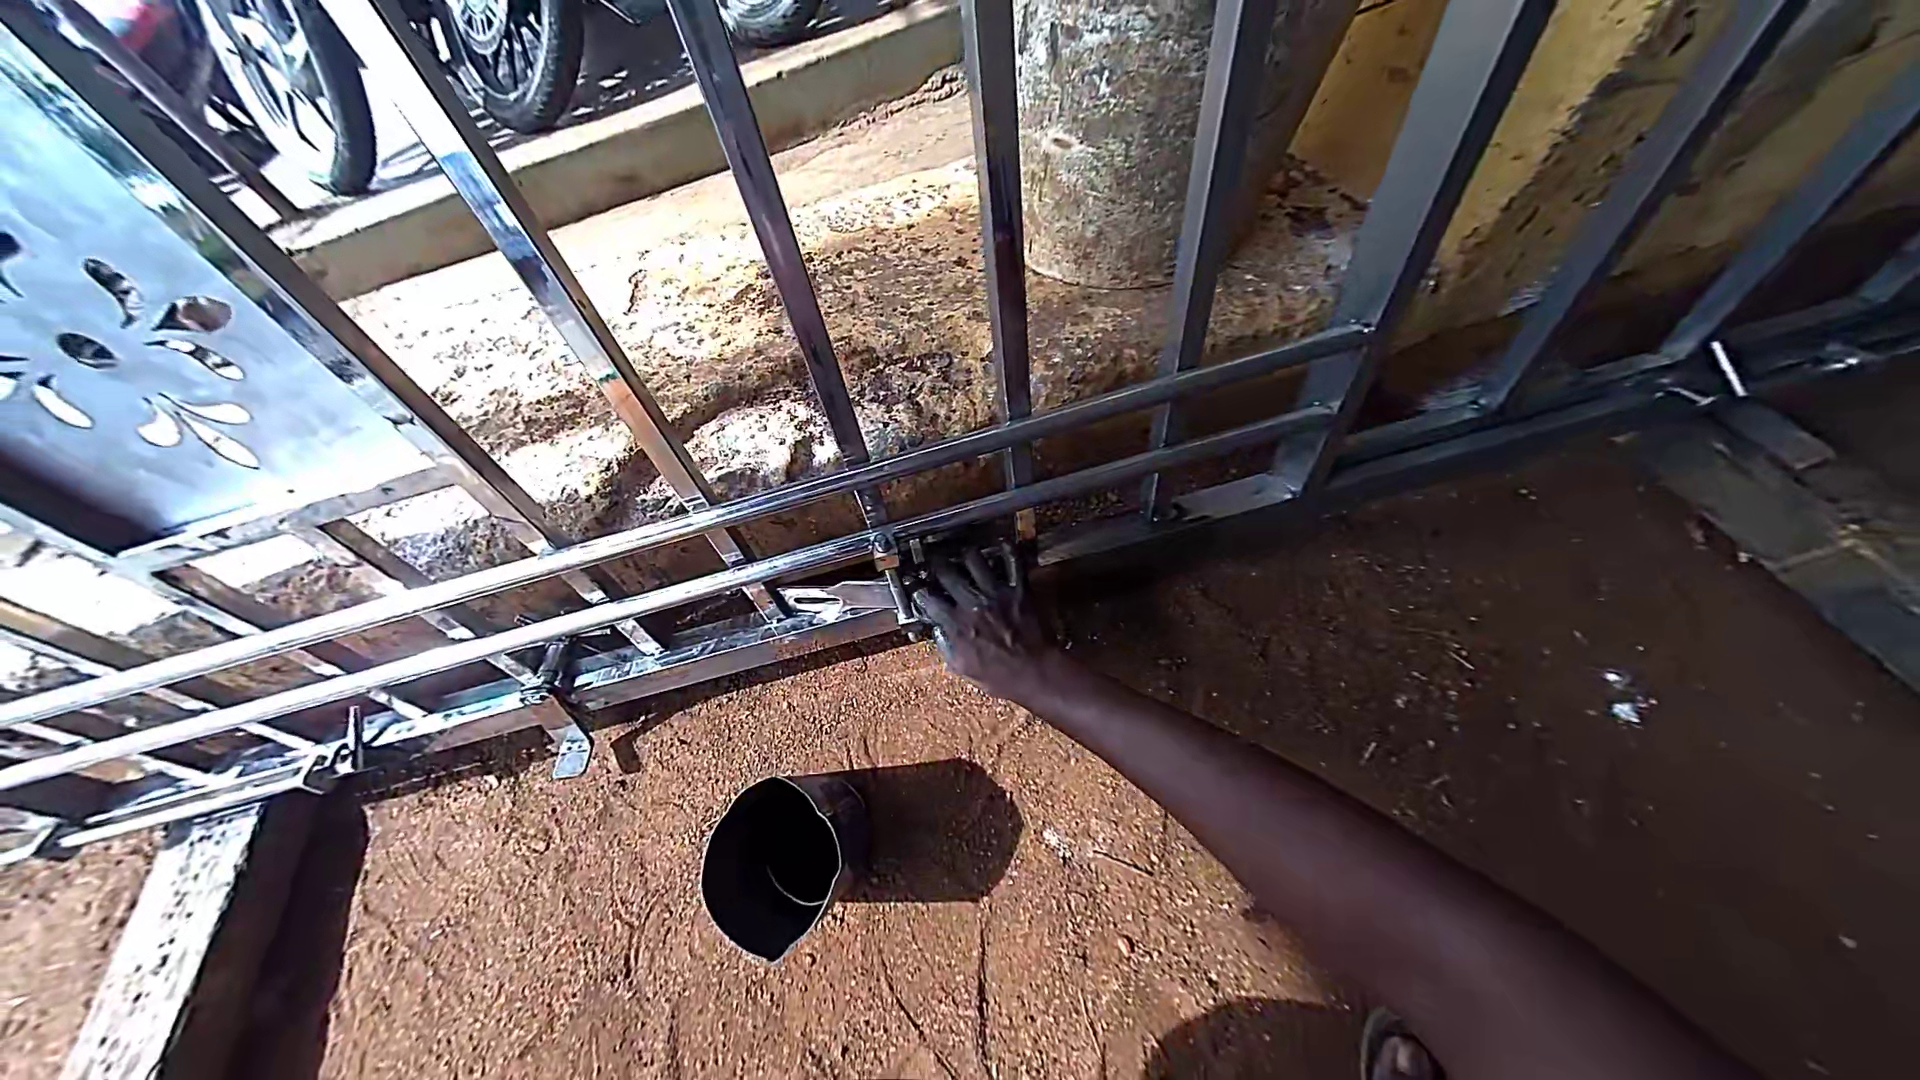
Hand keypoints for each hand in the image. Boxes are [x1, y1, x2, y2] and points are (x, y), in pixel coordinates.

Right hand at [910, 548, 1062, 704]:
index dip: (921, 594)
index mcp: (957, 624)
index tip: (921, 591)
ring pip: (974, 559)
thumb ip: (948, 647)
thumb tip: (939, 632)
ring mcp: (996, 593)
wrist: (1036, 672)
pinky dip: (1006, 550)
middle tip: (937, 563)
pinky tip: (1001, 545)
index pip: (928, 600)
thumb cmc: (1002, 676)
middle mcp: (972, 604)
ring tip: (964, 553)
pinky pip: (1012, 561)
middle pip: (946, 572)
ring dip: (966, 555)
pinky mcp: (1018, 589)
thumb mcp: (963, 668)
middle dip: (938, 565)